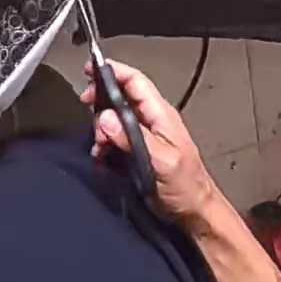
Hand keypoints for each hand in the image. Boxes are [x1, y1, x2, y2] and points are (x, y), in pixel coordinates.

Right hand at [83, 60, 228, 230]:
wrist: (194, 213)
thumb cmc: (186, 187)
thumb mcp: (161, 161)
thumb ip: (133, 138)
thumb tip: (106, 117)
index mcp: (161, 115)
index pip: (135, 81)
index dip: (113, 71)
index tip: (90, 68)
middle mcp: (152, 121)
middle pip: (121, 96)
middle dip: (101, 99)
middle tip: (86, 105)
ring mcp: (145, 135)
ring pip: (115, 117)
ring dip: (101, 126)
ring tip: (99, 143)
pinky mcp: (137, 150)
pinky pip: (115, 136)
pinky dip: (104, 141)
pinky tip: (101, 153)